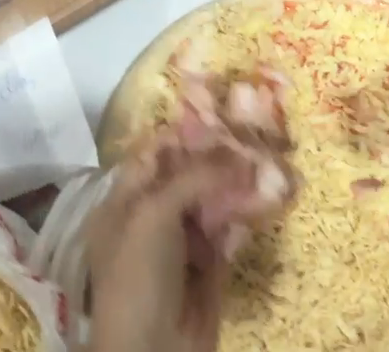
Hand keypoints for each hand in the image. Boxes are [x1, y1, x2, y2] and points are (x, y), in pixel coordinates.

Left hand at [83, 150, 251, 351]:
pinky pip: (228, 229)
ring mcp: (181, 244)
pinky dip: (244, 212)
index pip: (153, 156)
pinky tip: (265, 193)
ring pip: (210, 200)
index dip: (183, 134)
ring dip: (235, 181)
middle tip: (251, 130)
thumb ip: (194, 176)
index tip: (219, 113)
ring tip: (264, 154)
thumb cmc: (138, 275)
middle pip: (186, 175)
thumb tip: (239, 156)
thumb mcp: (154, 213)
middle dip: (216, 155)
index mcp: (123, 203)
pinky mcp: (209, 267)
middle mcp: (151, 218)